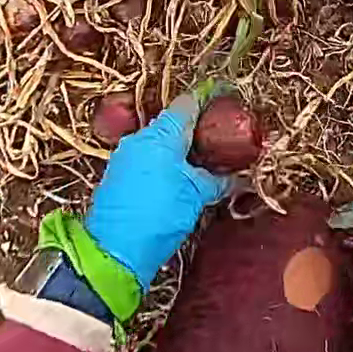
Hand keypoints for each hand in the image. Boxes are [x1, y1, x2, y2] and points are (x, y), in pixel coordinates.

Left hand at [84, 94, 229, 287]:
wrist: (112, 255)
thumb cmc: (158, 215)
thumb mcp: (197, 195)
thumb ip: (219, 180)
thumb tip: (240, 177)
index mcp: (161, 134)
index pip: (189, 102)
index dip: (209, 97)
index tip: (226, 96)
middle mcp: (140, 138)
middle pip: (174, 121)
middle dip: (198, 125)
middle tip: (221, 133)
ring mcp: (125, 156)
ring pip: (160, 140)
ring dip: (180, 145)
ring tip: (204, 157)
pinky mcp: (117, 175)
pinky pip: (147, 156)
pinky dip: (165, 160)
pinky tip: (180, 175)